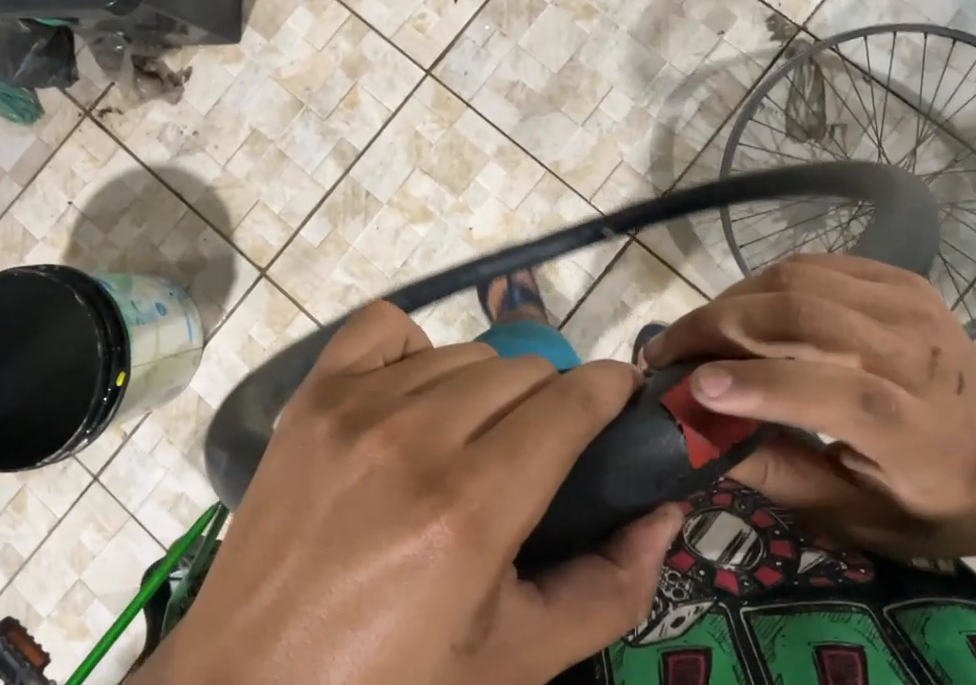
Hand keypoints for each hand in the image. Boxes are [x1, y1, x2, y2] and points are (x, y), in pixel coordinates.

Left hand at [151, 302, 681, 684]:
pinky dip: (415, 349)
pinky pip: (384, 326)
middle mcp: (415, 437)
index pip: (572, 401)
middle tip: (541, 452)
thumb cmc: (393, 682)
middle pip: (525, 370)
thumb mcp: (517, 660)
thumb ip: (610, 587)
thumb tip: (664, 511)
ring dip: (488, 386)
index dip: (610, 393)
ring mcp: (355, 407)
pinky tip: (412, 397)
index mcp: (472, 506)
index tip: (618, 407)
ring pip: (464, 353)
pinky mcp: (311, 397)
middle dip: (552, 402)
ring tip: (474, 437)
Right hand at [645, 253, 975, 562]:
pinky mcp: (901, 281)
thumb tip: (697, 428)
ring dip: (733, 300)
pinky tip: (742, 308)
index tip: (690, 386)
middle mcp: (917, 358)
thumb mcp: (854, 517)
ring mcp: (911, 308)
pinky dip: (764, 282)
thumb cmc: (929, 503)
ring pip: (799, 280)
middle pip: (805, 319)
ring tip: (696, 330)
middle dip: (719, 327)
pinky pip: (813, 264)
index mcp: (916, 432)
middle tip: (665, 350)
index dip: (757, 384)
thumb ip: (775, 472)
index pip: (831, 391)